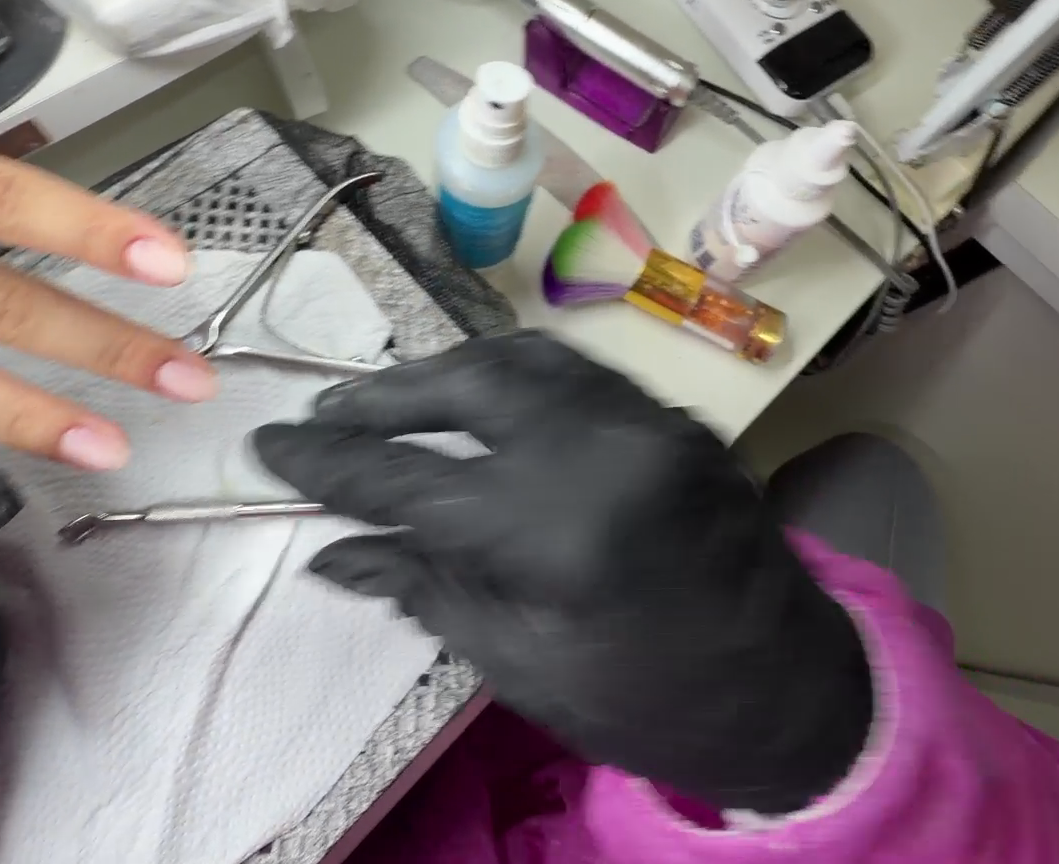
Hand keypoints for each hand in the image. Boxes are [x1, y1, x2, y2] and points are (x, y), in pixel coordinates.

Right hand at [253, 332, 870, 814]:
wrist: (789, 687)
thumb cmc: (648, 701)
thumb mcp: (522, 663)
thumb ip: (425, 587)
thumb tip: (335, 552)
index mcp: (560, 533)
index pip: (409, 481)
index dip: (329, 465)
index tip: (270, 449)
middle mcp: (606, 448)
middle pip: (467, 386)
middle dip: (384, 396)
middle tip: (329, 413)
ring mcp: (648, 418)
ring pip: (522, 358)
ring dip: (446, 372)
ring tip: (393, 399)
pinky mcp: (672, 412)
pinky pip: (574, 370)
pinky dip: (511, 374)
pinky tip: (478, 397)